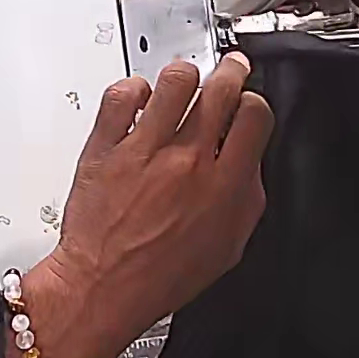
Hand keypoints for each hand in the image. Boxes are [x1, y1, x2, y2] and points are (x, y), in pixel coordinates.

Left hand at [17, 52, 273, 357]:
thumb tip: (248, 164)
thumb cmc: (159, 276)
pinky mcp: (106, 147)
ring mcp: (144, 150)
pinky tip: (138, 99)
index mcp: (223, 186)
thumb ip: (244, 199)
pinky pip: (122, 95)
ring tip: (182, 82)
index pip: (254, 115)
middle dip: (230, 71)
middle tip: (228, 69)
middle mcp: (186, 162)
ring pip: (175, 81)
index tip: (247, 103)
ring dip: (184, 75)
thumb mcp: (226, 248)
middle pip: (221, 89)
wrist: (104, 288)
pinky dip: (134, 89)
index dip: (254, 103)